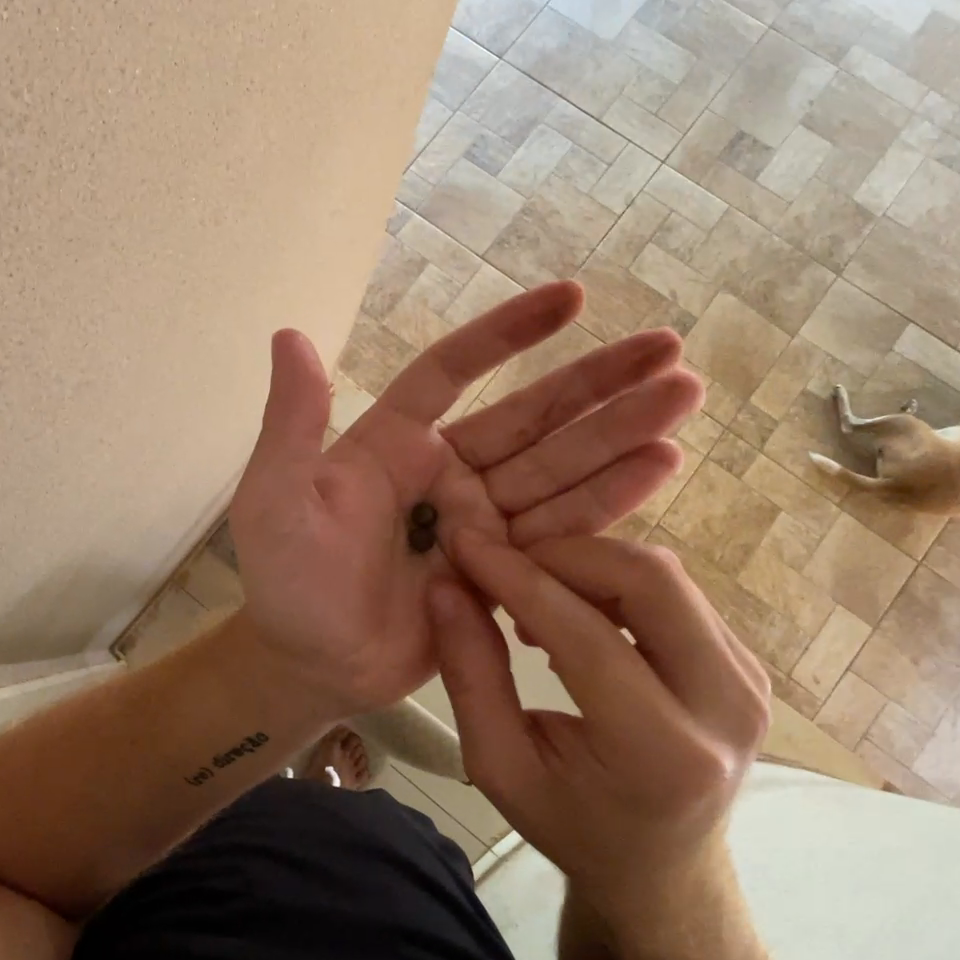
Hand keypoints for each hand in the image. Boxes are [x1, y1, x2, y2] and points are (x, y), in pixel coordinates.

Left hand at [229, 283, 700, 719]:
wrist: (308, 663)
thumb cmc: (282, 579)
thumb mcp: (276, 496)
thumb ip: (293, 421)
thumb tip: (289, 333)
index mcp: (393, 445)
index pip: (455, 370)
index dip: (508, 333)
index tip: (571, 296)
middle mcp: (444, 474)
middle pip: (529, 417)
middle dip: (596, 385)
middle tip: (670, 351)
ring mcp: (478, 523)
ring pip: (557, 470)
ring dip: (617, 435)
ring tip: (683, 398)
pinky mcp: (502, 572)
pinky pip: (560, 531)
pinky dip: (608, 501)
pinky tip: (661, 465)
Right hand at [427, 533, 770, 919]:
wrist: (662, 865)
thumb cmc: (570, 822)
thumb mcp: (499, 764)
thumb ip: (471, 673)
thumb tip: (444, 586)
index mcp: (661, 752)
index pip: (587, 635)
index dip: (519, 579)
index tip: (466, 544)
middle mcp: (725, 708)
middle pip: (650, 580)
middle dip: (564, 553)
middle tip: (505, 563)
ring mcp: (749, 682)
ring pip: (664, 575)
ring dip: (587, 565)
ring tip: (532, 597)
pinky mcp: (749, 663)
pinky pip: (674, 591)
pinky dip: (612, 582)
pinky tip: (572, 611)